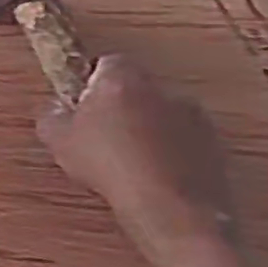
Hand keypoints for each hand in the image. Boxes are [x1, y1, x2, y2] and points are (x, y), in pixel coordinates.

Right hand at [37, 55, 241, 266]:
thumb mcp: (55, 136)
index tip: (78, 94)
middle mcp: (164, 92)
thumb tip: (57, 107)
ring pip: (160, 112)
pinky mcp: (215, 145)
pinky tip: (146, 168)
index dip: (91, 75)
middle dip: (118, 102)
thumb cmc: (105, 163)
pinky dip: (164, 146)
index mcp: (122, 83)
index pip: (108, 61)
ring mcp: (196, 119)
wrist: (169, 205)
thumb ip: (52, 113)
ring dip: (144, 125)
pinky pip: (181, 137)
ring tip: (121, 153)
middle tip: (95, 125)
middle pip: (137, 87)